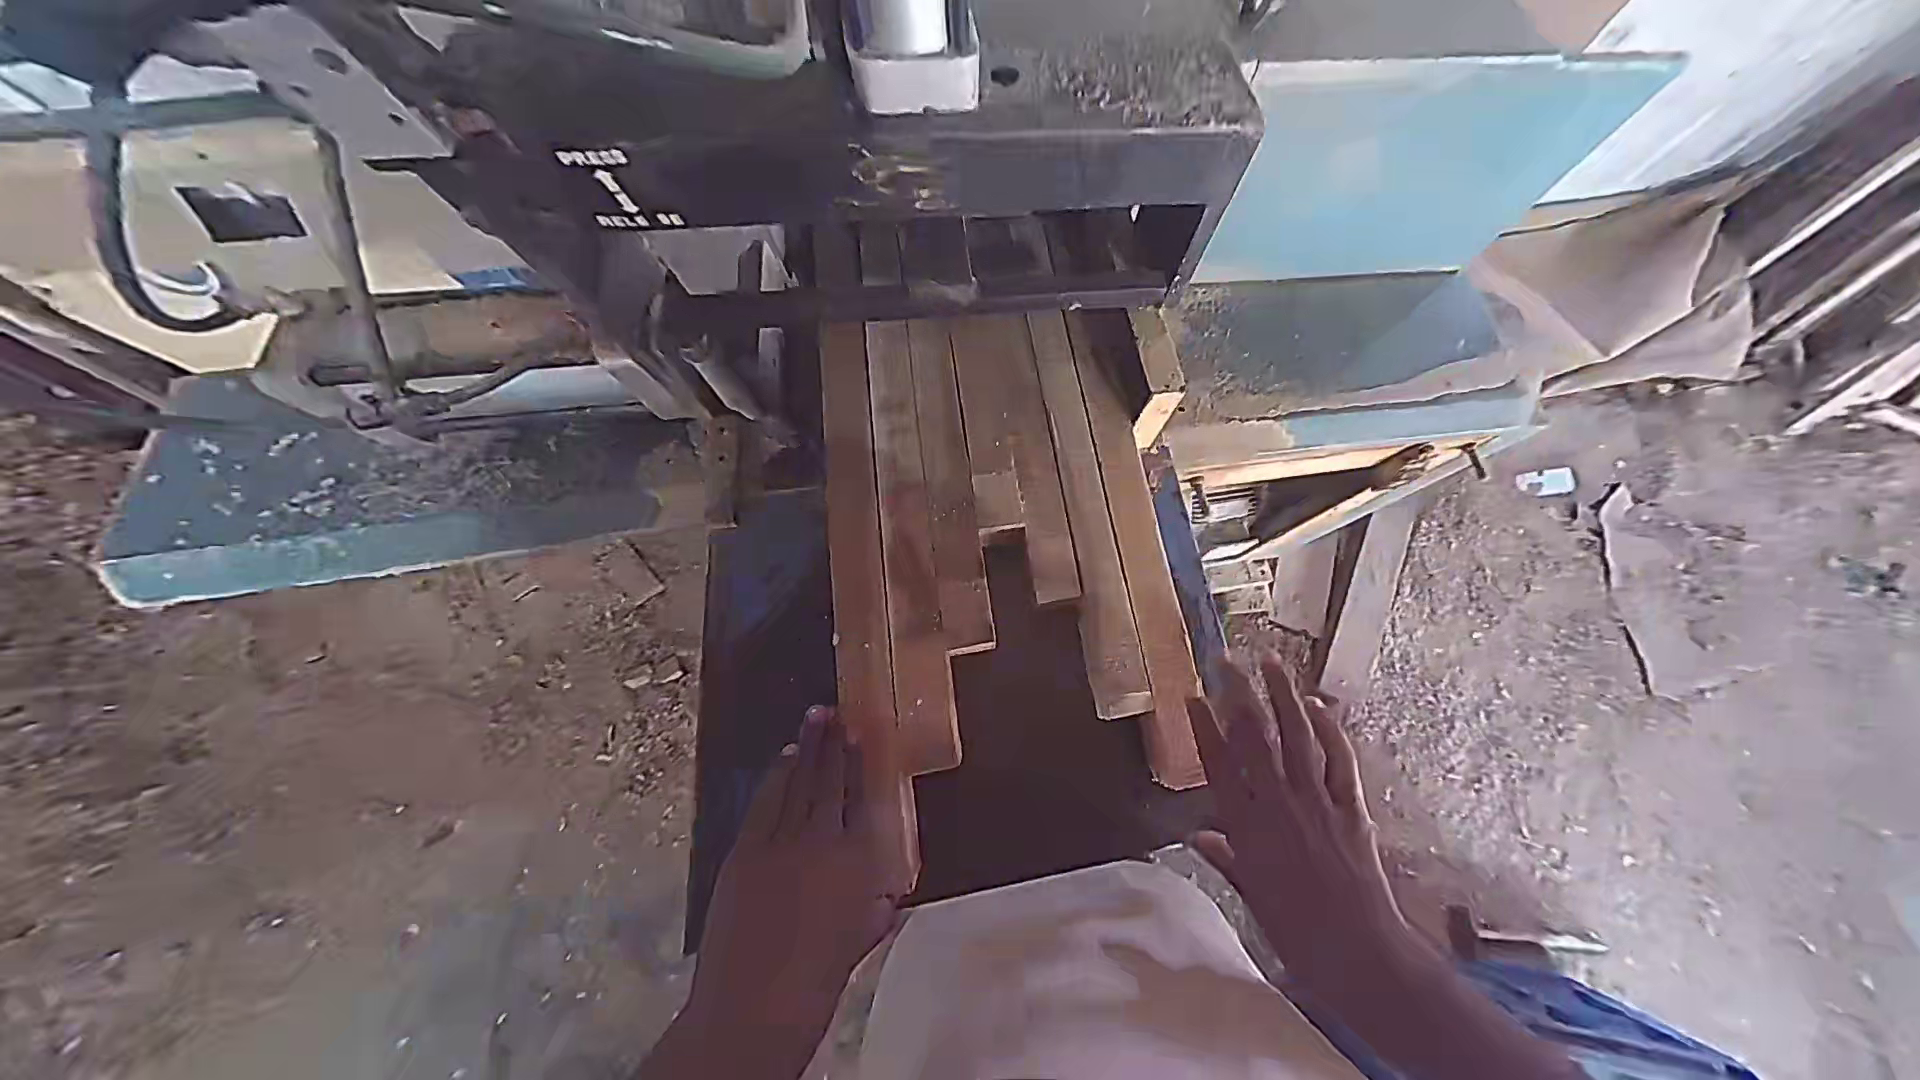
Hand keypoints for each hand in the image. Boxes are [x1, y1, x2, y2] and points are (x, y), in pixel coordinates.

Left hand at [676, 706, 897, 1066]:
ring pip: (798, 782)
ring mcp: (782, 840)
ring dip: (806, 747)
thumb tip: (886, 889)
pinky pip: (765, 802)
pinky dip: (776, 776)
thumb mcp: (864, 937)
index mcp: (859, 860)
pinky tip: (784, 758)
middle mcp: (824, 839)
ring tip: (814, 717)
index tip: (863, 732)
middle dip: (833, 741)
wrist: (754, 1005)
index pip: (865, 796)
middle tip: (836, 711)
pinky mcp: (747, 849)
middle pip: (831, 779)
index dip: (863, 761)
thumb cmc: (820, 977)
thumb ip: (877, 905)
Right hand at [1188, 656, 1585, 1079]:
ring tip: (1270, 662)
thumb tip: (1198, 835)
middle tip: (1226, 660)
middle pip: (1253, 738)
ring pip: (1295, 737)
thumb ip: (1225, 857)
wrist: (1361, 954)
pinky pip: (1338, 759)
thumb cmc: (1297, 930)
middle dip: (1237, 694)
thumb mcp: (1251, 895)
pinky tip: (1317, 703)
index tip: (1192, 696)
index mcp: (1245, 826)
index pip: (1217, 764)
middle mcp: (1276, 804)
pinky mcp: (1351, 807)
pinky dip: (1328, 728)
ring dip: (1282, 696)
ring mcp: (1316, 801)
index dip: (1203, 726)